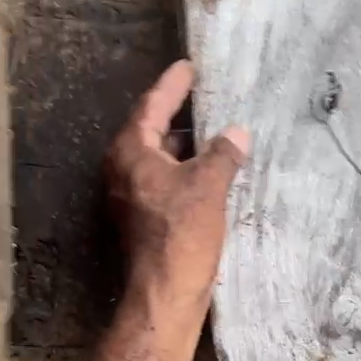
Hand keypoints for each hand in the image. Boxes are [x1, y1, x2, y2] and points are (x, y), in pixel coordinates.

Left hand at [106, 60, 249, 318]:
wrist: (165, 292)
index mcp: (131, 151)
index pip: (152, 105)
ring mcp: (130, 198)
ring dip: (185, 150)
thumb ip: (222, 154)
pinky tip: (209, 177)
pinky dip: (185, 175)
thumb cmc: (181, 235)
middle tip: (205, 100)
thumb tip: (237, 133)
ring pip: (159, 161)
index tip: (189, 67)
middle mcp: (123, 170)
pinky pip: (164, 185)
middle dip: (180, 117)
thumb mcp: (207, 187)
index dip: (173, 85)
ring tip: (215, 137)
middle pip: (153, 132)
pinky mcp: (142, 221)